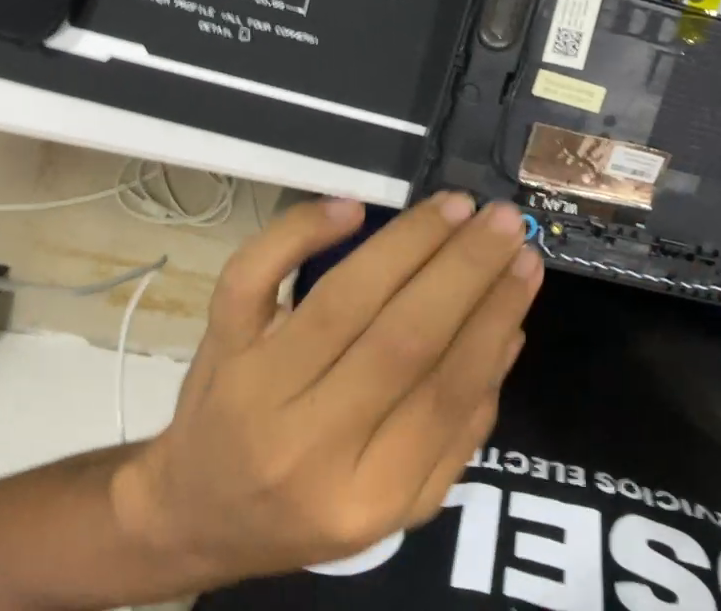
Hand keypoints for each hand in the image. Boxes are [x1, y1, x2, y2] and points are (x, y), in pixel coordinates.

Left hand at [112, 193, 541, 592]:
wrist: (194, 515)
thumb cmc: (308, 509)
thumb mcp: (399, 505)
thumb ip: (459, 433)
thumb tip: (507, 332)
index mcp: (367, 495)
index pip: (446, 393)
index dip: (492, 320)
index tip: (526, 266)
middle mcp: (309, 446)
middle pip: (400, 340)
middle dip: (463, 270)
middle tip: (504, 221)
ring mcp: (254, 391)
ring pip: (340, 301)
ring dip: (407, 243)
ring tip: (455, 206)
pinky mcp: (218, 349)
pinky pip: (251, 279)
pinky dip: (297, 233)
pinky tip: (349, 206)